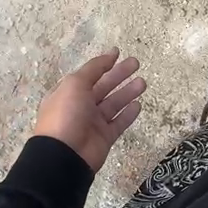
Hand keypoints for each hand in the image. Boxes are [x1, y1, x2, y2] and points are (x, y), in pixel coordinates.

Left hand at [33, 50, 145, 171]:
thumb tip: (110, 55)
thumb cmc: (66, 114)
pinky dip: (128, 114)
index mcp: (69, 93)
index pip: (88, 75)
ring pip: (113, 103)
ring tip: (143, 82)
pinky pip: (118, 123)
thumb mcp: (75, 84)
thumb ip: (94, 69)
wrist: (64, 155)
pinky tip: (138, 104)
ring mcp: (93, 123)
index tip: (118, 52)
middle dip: (119, 75)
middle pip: (104, 87)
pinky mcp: (104, 137)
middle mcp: (80, 106)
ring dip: (127, 92)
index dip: (102, 63)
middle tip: (136, 63)